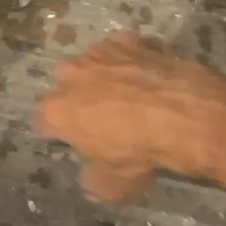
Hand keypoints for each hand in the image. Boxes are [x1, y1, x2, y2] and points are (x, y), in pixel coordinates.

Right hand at [35, 31, 225, 202]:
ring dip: (101, 76)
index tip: (75, 142)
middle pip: (66, 86)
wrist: (180, 114)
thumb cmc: (139, 152)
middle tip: (102, 118)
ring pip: (91, 64)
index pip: (45, 122)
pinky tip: (143, 74)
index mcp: (58, 111)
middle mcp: (70, 75)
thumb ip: (92, 182)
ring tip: (127, 94)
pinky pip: (119, 49)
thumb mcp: (112, 186)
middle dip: (78, 98)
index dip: (59, 133)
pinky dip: (127, 59)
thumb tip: (90, 179)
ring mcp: (97, 52)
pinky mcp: (125, 40)